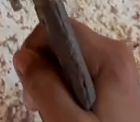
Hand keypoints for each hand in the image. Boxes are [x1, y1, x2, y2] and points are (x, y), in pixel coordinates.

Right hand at [14, 19, 139, 121]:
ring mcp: (116, 73)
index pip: (59, 27)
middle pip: (62, 45)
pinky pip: (79, 79)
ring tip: (54, 117)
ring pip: (67, 64)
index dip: (36, 50)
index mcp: (110, 56)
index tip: (28, 83)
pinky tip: (68, 118)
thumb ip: (44, 86)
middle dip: (43, 72)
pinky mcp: (114, 90)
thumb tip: (23, 55)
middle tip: (38, 108)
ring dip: (52, 87)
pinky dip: (66, 96)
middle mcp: (115, 56)